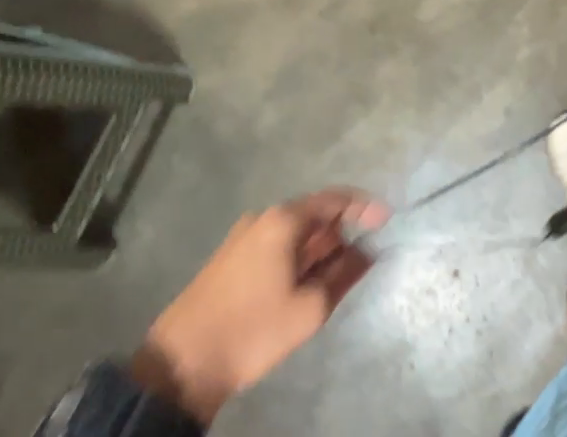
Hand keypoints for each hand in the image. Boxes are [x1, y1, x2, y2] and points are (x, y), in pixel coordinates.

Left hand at [131, 188, 389, 423]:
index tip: (387, 224)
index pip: (336, 199)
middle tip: (361, 261)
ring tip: (334, 278)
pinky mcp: (229, 262)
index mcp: (283, 221)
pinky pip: (276, 248)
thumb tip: (366, 252)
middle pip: (315, 216)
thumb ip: (346, 272)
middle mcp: (261, 220)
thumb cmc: (253, 329)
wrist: (179, 366)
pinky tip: (304, 285)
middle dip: (341, 234)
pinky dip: (297, 259)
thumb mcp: (311, 307)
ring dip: (319, 251)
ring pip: (295, 235)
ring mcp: (241, 240)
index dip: (366, 209)